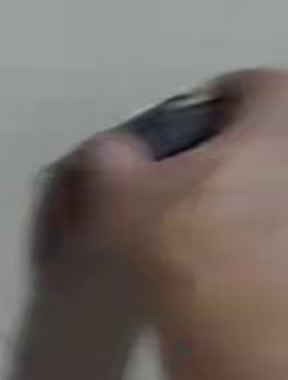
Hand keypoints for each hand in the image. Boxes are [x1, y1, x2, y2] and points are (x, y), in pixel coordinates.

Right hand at [82, 69, 287, 329]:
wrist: (227, 295)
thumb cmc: (174, 231)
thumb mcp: (117, 189)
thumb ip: (109, 156)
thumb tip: (108, 145)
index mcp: (266, 129)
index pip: (260, 85)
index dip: (227, 89)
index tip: (202, 102)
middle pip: (278, 124)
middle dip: (241, 132)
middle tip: (204, 149)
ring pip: (275, 166)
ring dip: (249, 169)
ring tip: (212, 189)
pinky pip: (275, 201)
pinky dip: (257, 202)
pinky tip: (229, 222)